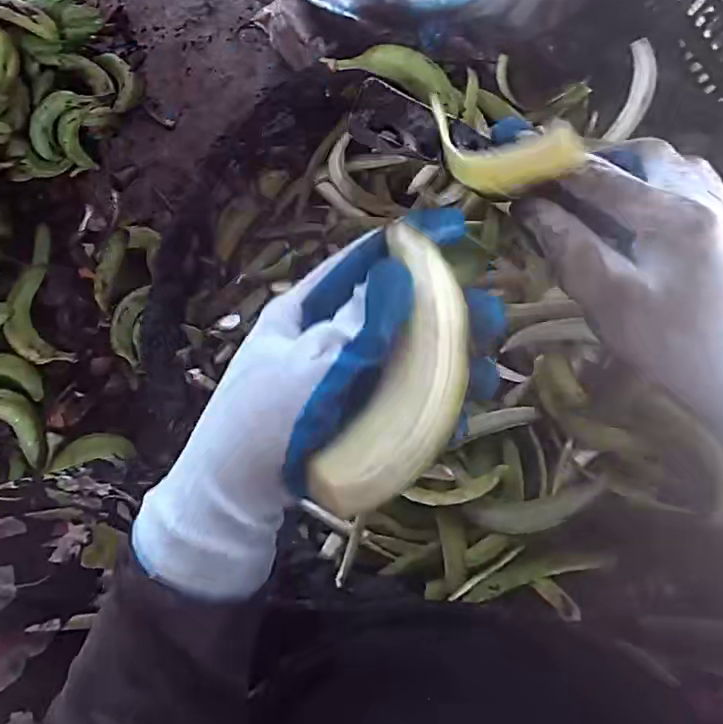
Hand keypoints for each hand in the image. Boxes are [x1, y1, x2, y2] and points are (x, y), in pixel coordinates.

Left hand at [132, 211, 491, 599]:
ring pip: (404, 357)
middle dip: (442, 312)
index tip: (454, 229)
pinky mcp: (354, 415)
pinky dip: (430, 408)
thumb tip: (398, 273)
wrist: (233, 494)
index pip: (360, 263)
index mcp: (305, 309)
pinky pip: (400, 402)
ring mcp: (343, 376)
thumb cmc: (258, 421)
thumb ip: (356, 329)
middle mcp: (328, 335)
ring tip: (487, 374)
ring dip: (447, 362)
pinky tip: (459, 420)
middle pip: (393, 310)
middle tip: (488, 314)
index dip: (406, 245)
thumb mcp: (305, 368)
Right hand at [515, 139, 722, 546]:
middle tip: (563, 182)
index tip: (518, 173)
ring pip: (677, 164)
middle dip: (598, 160)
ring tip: (602, 194)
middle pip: (644, 154)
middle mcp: (707, 196)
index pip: (597, 174)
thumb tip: (529, 206)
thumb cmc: (676, 343)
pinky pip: (702, 185)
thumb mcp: (607, 297)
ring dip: (634, 169)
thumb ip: (567, 243)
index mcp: (673, 213)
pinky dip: (668, 185)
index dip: (552, 170)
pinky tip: (655, 212)